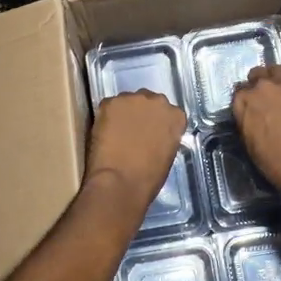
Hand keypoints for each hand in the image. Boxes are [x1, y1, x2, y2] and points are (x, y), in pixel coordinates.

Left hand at [85, 89, 185, 204]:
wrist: (120, 182)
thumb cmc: (148, 178)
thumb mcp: (167, 155)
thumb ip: (164, 137)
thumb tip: (154, 135)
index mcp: (176, 116)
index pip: (169, 113)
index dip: (157, 122)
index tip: (150, 132)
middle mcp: (157, 101)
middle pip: (148, 101)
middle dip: (142, 113)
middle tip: (133, 131)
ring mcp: (132, 99)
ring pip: (127, 102)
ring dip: (124, 114)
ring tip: (116, 132)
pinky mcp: (110, 102)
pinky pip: (108, 106)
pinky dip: (106, 117)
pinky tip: (104, 133)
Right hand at [231, 66, 280, 193]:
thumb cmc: (276, 161)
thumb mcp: (249, 143)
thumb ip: (247, 120)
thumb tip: (251, 114)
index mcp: (244, 101)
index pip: (239, 91)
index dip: (246, 99)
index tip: (252, 107)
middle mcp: (262, 86)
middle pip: (257, 75)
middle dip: (259, 84)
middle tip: (267, 98)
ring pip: (276, 70)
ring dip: (276, 79)